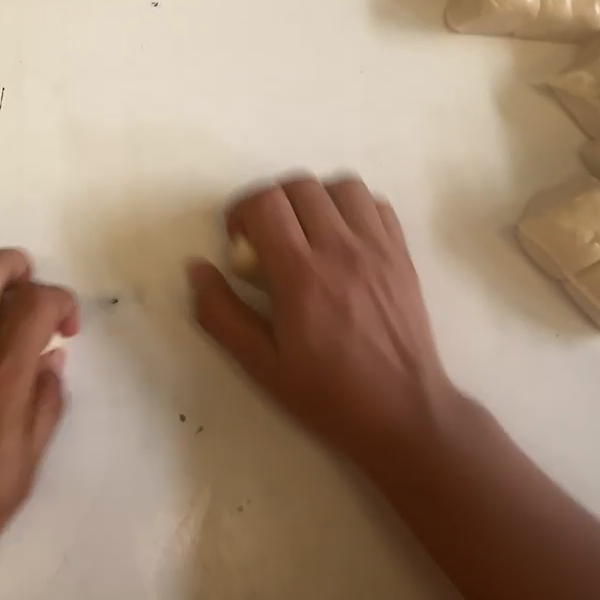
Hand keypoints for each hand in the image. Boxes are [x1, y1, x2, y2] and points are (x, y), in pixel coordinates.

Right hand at [188, 174, 463, 479]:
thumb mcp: (260, 364)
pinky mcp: (402, 253)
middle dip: (273, 202)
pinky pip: (376, 204)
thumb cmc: (327, 393)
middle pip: (298, 185)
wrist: (403, 414)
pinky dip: (353, 208)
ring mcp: (377, 247)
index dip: (242, 210)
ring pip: (340, 186)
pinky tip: (343, 237)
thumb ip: (220, 313)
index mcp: (300, 274)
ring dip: (315, 198)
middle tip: (268, 238)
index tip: (240, 240)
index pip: (265, 202)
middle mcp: (339, 249)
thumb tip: (196, 267)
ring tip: (308, 231)